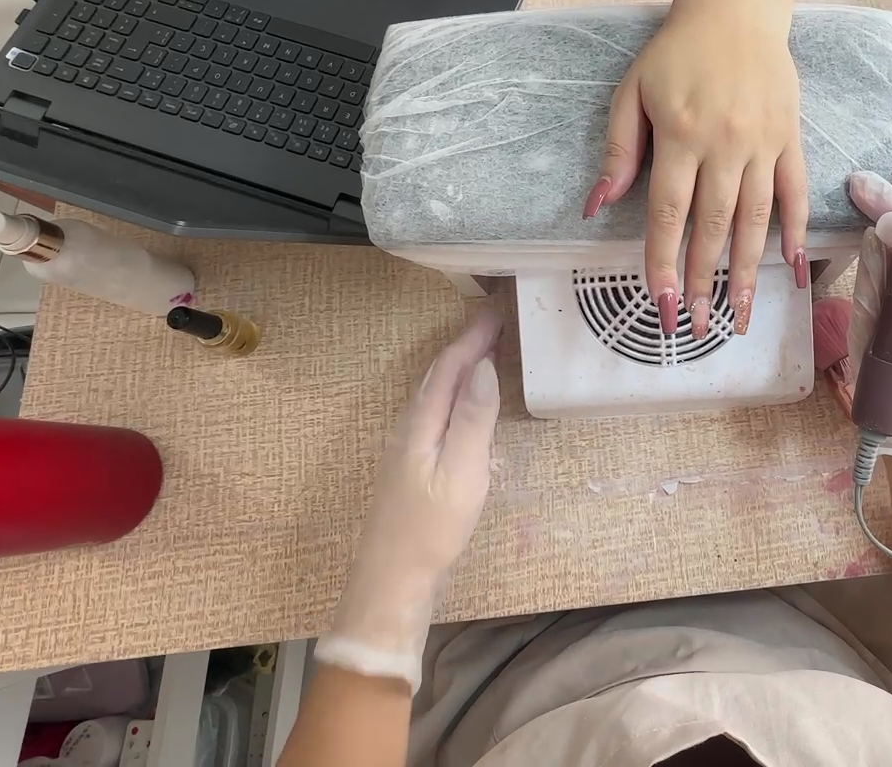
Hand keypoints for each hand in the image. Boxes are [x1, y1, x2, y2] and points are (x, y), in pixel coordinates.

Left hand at [319, 308, 502, 691]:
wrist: (392, 580)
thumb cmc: (431, 528)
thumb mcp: (462, 473)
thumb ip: (474, 419)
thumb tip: (484, 366)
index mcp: (422, 422)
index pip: (450, 366)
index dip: (474, 336)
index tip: (499, 310)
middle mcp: (411, 424)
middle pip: (440, 373)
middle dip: (468, 343)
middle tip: (499, 322)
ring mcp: (409, 443)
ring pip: (437, 390)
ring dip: (463, 364)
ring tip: (489, 349)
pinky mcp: (414, 461)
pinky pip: (438, 408)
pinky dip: (458, 390)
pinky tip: (470, 399)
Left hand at [585, 13, 807, 339]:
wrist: (735, 12)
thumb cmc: (676, 54)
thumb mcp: (632, 92)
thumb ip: (618, 151)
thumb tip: (599, 207)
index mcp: (680, 135)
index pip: (667, 213)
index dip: (662, 262)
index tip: (662, 304)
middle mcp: (724, 144)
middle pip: (713, 226)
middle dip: (703, 281)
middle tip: (700, 326)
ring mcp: (763, 143)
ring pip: (756, 219)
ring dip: (747, 272)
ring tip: (741, 315)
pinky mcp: (790, 139)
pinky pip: (796, 191)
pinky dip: (794, 230)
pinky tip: (791, 268)